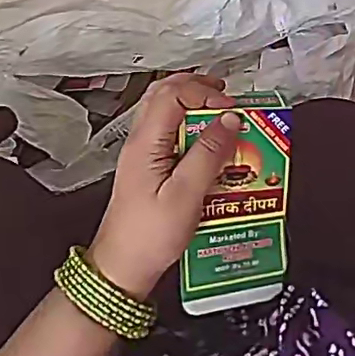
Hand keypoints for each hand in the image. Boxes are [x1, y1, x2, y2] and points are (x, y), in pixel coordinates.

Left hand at [88, 74, 241, 296]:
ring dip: (193, 104)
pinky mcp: (149, 168)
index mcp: (146, 143)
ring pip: (165, 111)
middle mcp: (140, 142)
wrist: (122, 267)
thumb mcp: (186, 196)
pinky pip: (169, 133)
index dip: (204, 94)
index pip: (172, 94)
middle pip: (164, 93)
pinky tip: (208, 142)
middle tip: (227, 95)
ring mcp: (142, 154)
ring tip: (221, 112)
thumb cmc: (149, 236)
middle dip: (197, 88)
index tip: (232, 110)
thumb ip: (209, 154)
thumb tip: (230, 119)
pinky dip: (190, 126)